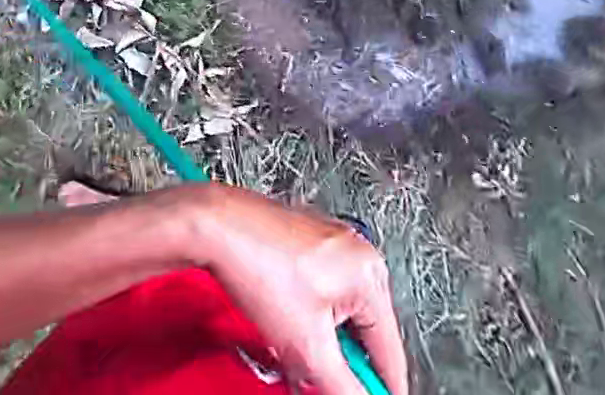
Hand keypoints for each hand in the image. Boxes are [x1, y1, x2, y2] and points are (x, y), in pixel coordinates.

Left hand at [183, 184, 409, 394]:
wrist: (214, 225)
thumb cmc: (256, 264)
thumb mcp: (309, 348)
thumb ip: (347, 390)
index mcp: (369, 272)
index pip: (390, 355)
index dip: (376, 390)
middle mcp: (353, 250)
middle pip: (361, 333)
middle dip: (337, 363)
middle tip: (310, 374)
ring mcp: (326, 242)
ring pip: (335, 315)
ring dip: (317, 342)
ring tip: (288, 344)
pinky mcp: (302, 241)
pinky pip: (316, 293)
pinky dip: (303, 317)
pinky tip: (278, 318)